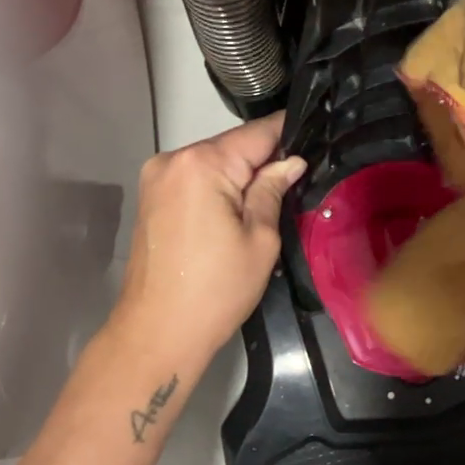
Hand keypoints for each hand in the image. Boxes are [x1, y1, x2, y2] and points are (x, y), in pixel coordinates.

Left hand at [108, 113, 306, 364]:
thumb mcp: (260, 240)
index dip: (287, 133)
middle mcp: (172, 160)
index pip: (255, 133)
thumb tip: (291, 162)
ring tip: (270, 199)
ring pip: (211, 163)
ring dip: (238, 176)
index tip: (315, 132)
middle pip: (230, 146)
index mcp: (202, 164)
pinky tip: (235, 211)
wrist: (157, 332)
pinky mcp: (150, 198)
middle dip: (262, 160)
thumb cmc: (215, 290)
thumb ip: (272, 191)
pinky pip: (193, 180)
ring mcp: (156, 178)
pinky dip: (216, 188)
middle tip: (298, 178)